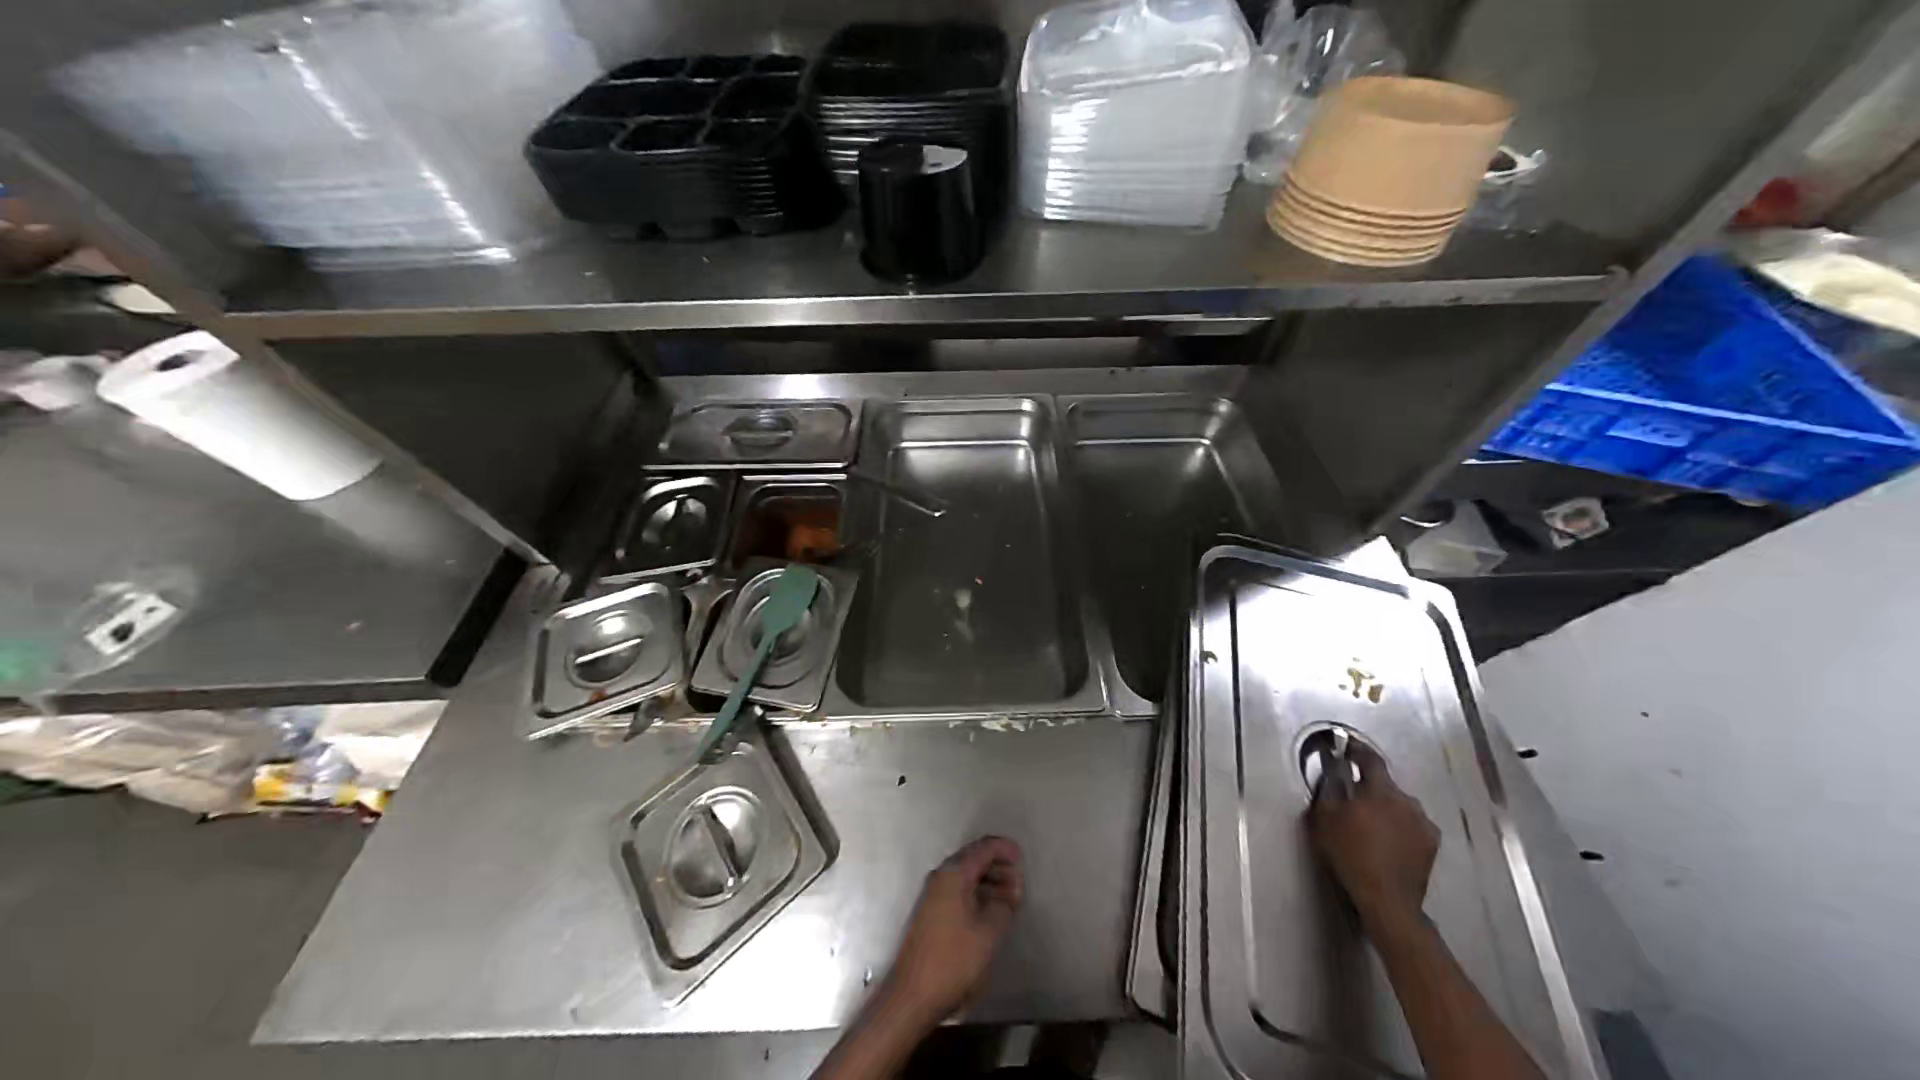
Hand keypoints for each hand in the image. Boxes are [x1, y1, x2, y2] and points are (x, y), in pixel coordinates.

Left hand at [880, 835, 1023, 1023]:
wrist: (914, 993)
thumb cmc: (954, 959)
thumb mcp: (989, 931)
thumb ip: (1004, 903)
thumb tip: (1011, 888)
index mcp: (954, 874)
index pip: (983, 848)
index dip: (1004, 849)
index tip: (1022, 858)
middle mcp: (941, 876)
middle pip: (973, 858)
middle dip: (998, 864)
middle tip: (1019, 881)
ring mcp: (934, 894)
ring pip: (966, 875)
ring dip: (988, 880)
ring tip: (1010, 897)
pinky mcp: (932, 912)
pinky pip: (959, 890)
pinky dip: (977, 892)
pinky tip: (991, 909)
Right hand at [1310, 742, 1439, 929]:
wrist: (1387, 898)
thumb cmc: (1350, 854)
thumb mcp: (1324, 820)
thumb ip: (1328, 792)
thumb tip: (1332, 777)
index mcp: (1380, 790)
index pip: (1370, 760)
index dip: (1358, 750)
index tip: (1348, 748)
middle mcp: (1406, 801)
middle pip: (1386, 784)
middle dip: (1370, 787)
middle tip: (1353, 798)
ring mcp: (1423, 823)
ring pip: (1401, 805)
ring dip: (1387, 808)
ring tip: (1371, 824)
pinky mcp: (1432, 844)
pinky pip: (1412, 825)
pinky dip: (1400, 826)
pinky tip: (1389, 841)